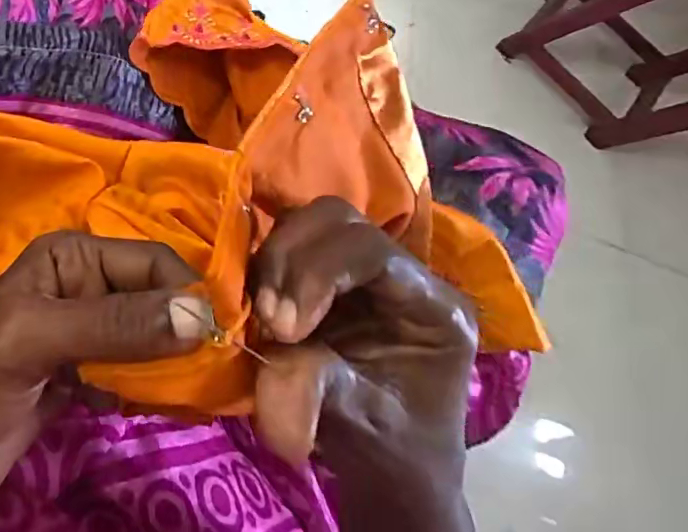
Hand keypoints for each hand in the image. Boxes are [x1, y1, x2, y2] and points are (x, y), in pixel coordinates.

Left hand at [0, 231, 212, 531]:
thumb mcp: (35, 341)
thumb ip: (112, 325)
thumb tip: (198, 314)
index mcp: (72, 256)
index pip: (151, 261)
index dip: (191, 294)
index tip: (233, 339)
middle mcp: (85, 284)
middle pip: (158, 298)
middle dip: (190, 331)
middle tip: (228, 376)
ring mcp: (86, 332)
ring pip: (152, 337)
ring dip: (179, 363)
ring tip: (207, 395)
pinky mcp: (85, 374)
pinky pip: (136, 372)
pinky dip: (157, 388)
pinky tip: (173, 407)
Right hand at [249, 197, 478, 531]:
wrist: (382, 467)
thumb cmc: (390, 451)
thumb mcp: (365, 429)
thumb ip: (320, 390)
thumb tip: (272, 359)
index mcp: (433, 305)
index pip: (371, 251)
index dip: (317, 273)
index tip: (283, 328)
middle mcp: (398, 271)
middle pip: (336, 220)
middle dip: (291, 258)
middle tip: (267, 315)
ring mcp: (358, 265)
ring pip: (306, 221)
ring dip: (272, 259)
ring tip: (260, 312)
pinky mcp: (322, 269)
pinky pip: (286, 239)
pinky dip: (262, 263)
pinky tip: (255, 300)